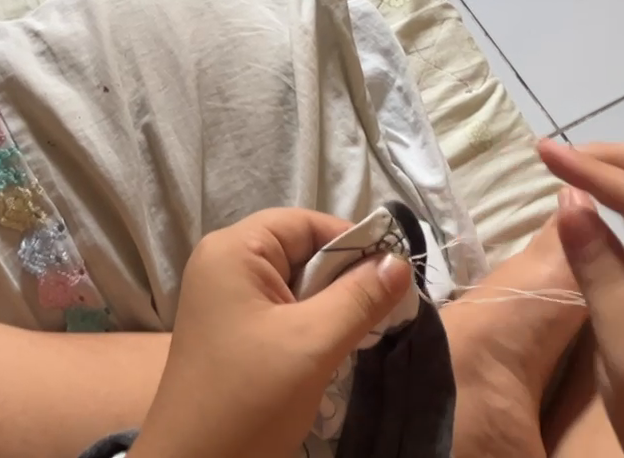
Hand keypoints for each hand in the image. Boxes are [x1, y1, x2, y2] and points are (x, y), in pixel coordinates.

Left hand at [132, 208, 412, 457]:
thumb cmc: (249, 400)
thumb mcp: (312, 345)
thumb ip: (359, 298)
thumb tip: (400, 260)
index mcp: (233, 249)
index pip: (303, 223)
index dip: (351, 240)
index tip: (395, 270)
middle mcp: (224, 260)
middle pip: (298, 248)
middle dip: (343, 273)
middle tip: (386, 305)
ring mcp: (223, 294)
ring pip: (293, 279)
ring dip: (329, 300)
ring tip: (364, 326)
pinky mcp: (229, 325)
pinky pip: (279, 305)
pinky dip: (309, 318)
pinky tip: (332, 342)